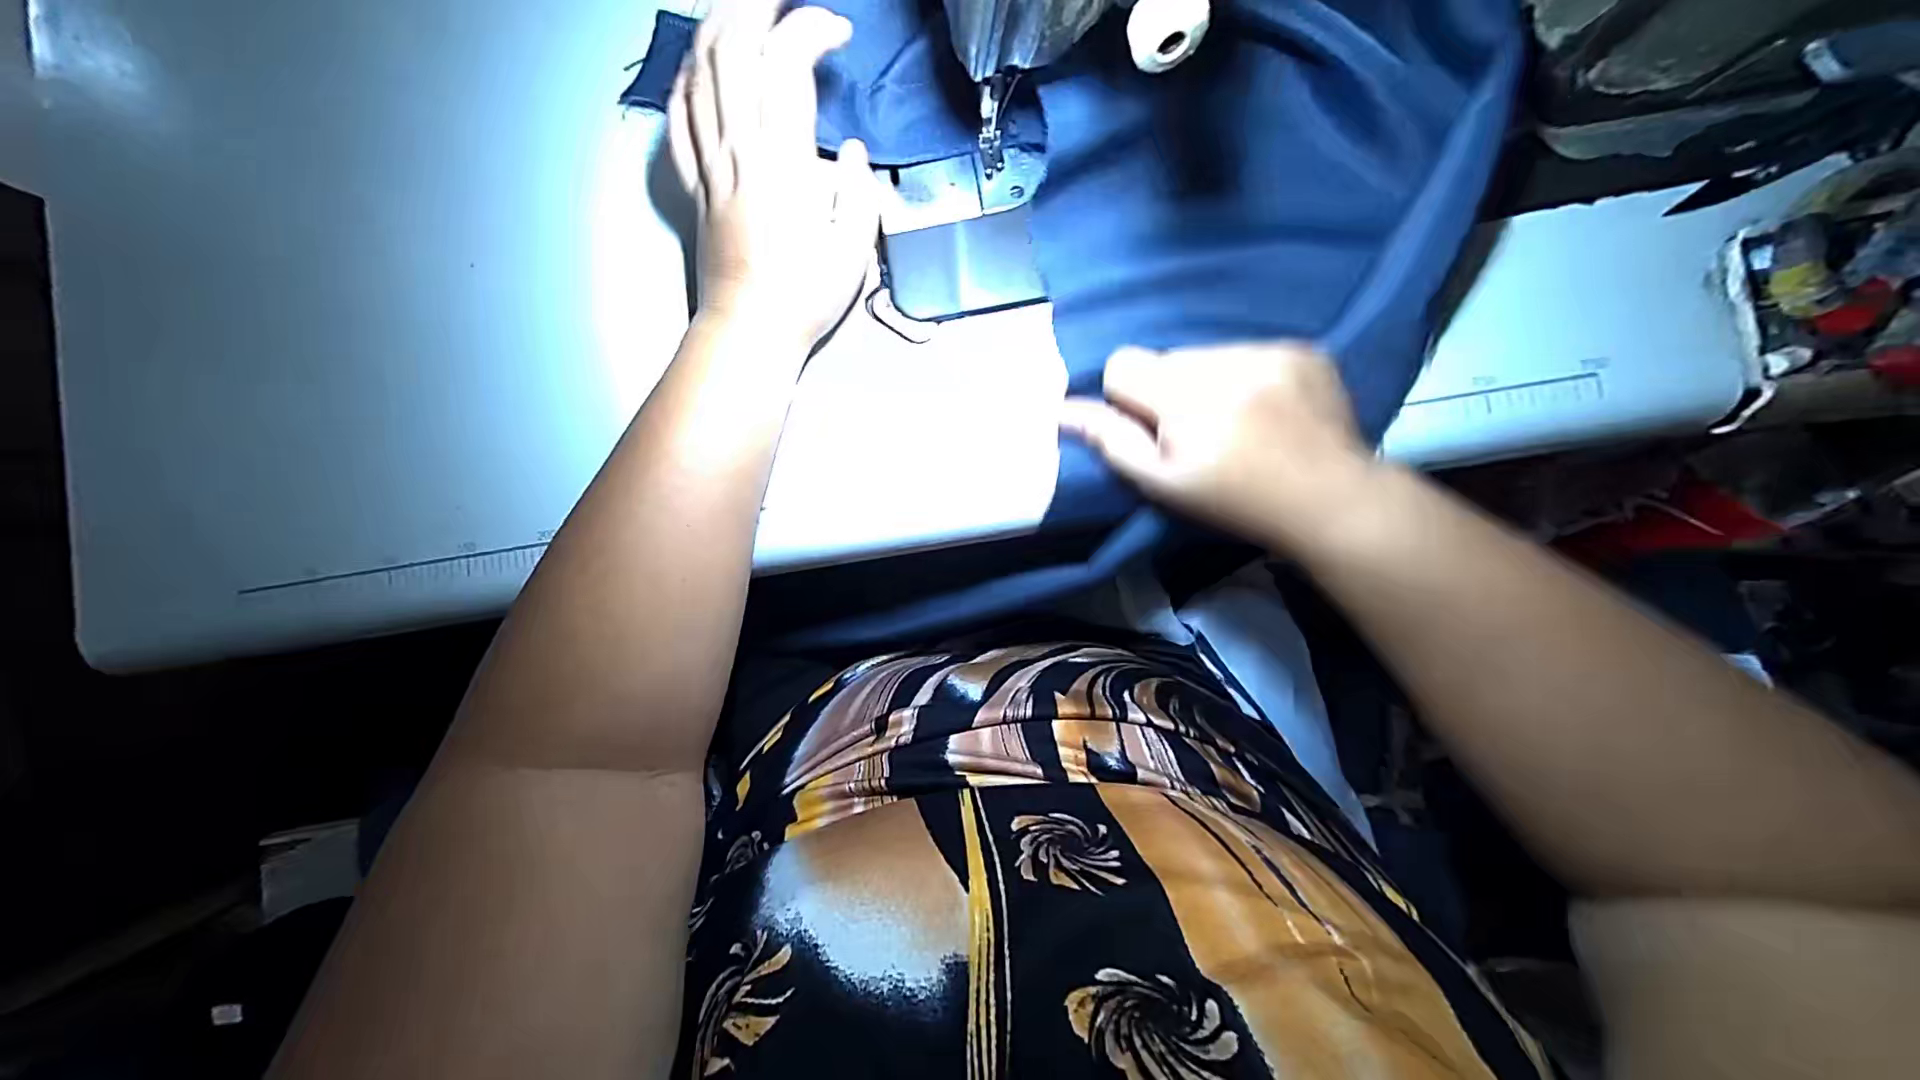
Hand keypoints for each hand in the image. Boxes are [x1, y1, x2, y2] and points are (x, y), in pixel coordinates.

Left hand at [667, 0, 880, 349]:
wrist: (750, 330)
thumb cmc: (804, 296)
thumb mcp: (853, 249)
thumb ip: (857, 191)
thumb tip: (847, 151)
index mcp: (782, 162)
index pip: (785, 63)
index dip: (809, 28)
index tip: (836, 31)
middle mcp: (738, 150)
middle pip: (732, 48)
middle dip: (756, 4)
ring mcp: (709, 164)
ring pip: (700, 70)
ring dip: (719, 25)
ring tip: (742, 8)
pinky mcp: (694, 183)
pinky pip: (678, 114)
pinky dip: (688, 75)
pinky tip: (699, 62)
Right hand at [1059, 342, 1384, 551]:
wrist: (1329, 501)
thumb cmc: (1233, 502)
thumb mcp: (1163, 484)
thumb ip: (1112, 442)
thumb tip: (1062, 410)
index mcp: (1186, 398)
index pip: (1123, 364)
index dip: (1128, 398)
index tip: (1154, 430)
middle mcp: (1226, 363)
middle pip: (1165, 357)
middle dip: (1169, 390)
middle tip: (1198, 433)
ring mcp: (1270, 351)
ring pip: (1206, 353)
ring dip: (1208, 381)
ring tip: (1237, 421)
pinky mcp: (1303, 349)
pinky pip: (1248, 350)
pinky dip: (1247, 376)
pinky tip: (1267, 408)